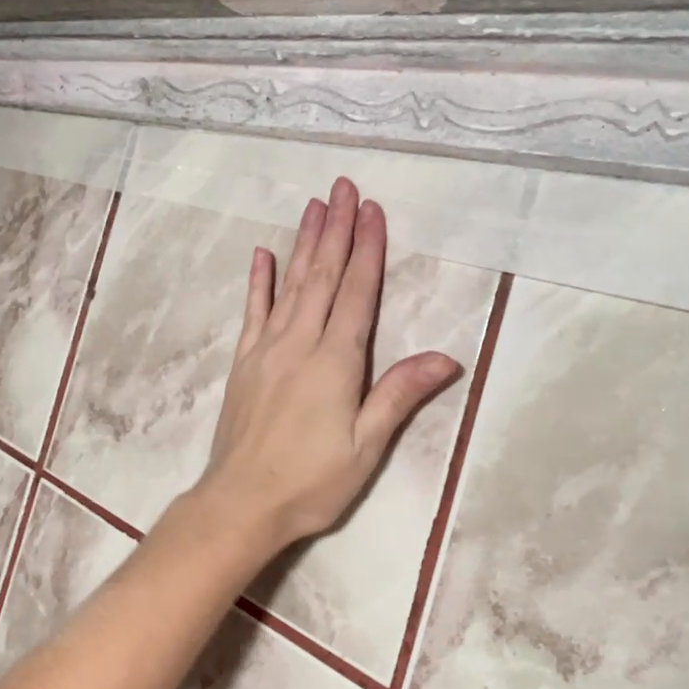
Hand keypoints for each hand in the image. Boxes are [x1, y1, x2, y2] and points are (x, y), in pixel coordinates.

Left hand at [189, 177, 462, 551]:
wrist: (241, 501)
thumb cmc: (312, 482)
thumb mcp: (366, 446)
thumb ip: (399, 395)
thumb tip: (448, 358)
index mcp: (335, 361)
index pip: (355, 292)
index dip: (366, 249)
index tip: (372, 210)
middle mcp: (299, 343)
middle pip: (321, 276)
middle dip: (336, 229)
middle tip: (343, 187)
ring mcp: (266, 349)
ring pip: (289, 285)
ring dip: (303, 243)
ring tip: (313, 206)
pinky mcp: (243, 362)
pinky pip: (253, 312)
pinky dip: (259, 281)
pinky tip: (262, 254)